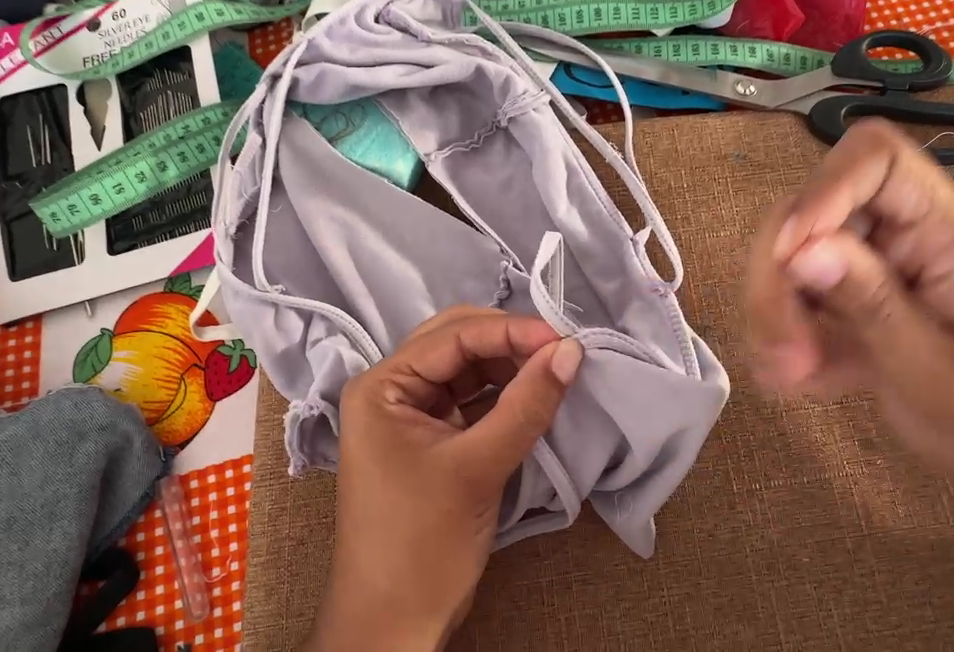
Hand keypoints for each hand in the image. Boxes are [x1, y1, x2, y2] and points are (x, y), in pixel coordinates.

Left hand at [306, 307, 583, 651]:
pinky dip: (504, 395)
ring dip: (510, 367)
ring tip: (555, 369)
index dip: (510, 331)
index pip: (453, 337)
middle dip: (509, 342)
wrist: (393, 628)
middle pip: (457, 344)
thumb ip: (526, 405)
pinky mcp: (432, 441)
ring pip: (467, 370)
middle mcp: (391, 390)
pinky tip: (536, 394)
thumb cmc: (421, 544)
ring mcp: (410, 416)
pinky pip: (472, 400)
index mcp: (382, 386)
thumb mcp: (478, 468)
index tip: (563, 338)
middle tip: (560, 351)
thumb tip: (571, 351)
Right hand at [744, 119, 953, 491]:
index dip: (825, 188)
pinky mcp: (846, 295)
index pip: (877, 158)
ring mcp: (869, 262)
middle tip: (781, 350)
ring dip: (772, 309)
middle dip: (779, 273)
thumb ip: (872, 303)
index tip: (793, 255)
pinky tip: (798, 380)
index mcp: (942, 230)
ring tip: (787, 375)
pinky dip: (779, 332)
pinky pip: (791, 292)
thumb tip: (801, 249)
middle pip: (810, 208)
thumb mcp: (938, 371)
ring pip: (788, 251)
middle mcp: (898, 232)